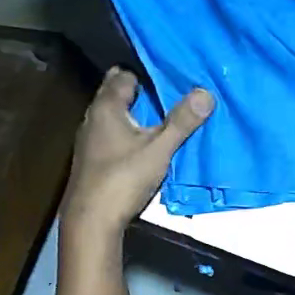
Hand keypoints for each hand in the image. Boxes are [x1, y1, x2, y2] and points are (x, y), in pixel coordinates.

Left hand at [61, 67, 212, 243]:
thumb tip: (206, 92)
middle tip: (170, 99)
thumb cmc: (123, 178)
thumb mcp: (159, 149)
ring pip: (114, 120)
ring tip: (162, 123)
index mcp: (106, 107)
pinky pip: (112, 139)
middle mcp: (93, 119)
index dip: (146, 74)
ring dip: (135, 119)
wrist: (91, 220)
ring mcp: (89, 142)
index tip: (168, 78)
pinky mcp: (91, 162)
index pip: (124, 76)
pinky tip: (143, 149)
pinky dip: (128, 138)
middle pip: (117, 97)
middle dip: (142, 95)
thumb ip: (181, 122)